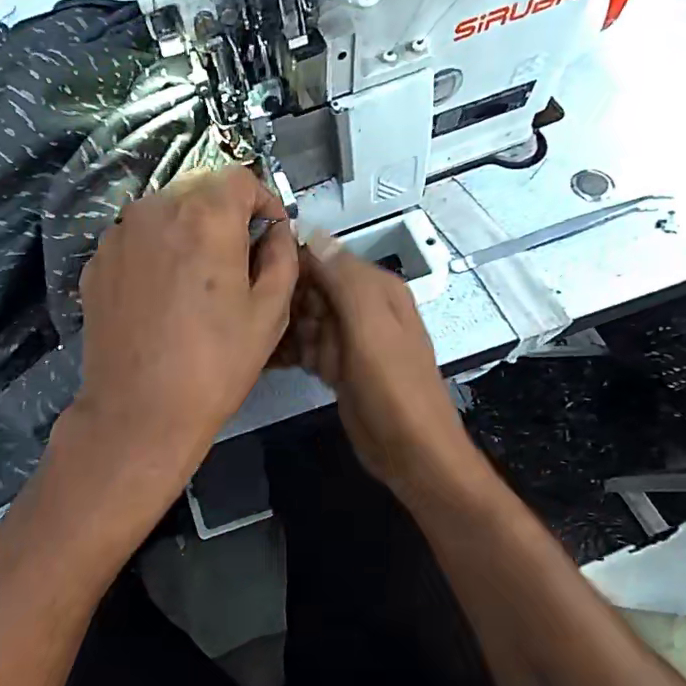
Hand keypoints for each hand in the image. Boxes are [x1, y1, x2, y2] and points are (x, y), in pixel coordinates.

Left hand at [71, 167, 297, 481]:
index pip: (239, 178)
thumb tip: (277, 233)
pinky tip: (168, 292)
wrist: (140, 411)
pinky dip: (159, 249)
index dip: (264, 199)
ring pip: (166, 210)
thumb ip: (283, 257)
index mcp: (205, 218)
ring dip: (191, 229)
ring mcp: (118, 234)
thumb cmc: (216, 363)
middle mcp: (156, 211)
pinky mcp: (96, 261)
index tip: (272, 232)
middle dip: (228, 213)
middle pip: (201, 189)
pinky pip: (138, 237)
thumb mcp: (270, 312)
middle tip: (241, 256)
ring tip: (203, 276)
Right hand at [280, 231, 478, 491]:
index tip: (274, 289)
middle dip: (299, 310)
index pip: (327, 258)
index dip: (299, 270)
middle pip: (314, 290)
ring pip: (309, 321)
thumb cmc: (393, 388)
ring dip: (299, 338)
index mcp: (379, 289)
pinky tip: (299, 369)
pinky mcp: (343, 368)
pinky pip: (313, 349)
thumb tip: (313, 233)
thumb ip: (344, 279)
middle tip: (304, 338)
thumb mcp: (370, 326)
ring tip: (312, 362)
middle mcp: (368, 308)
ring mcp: (354, 340)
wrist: (411, 451)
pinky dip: (302, 357)